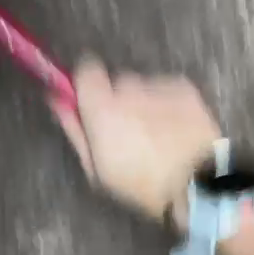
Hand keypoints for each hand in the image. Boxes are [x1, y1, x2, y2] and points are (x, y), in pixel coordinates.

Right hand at [52, 57, 222, 221]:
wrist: (195, 183)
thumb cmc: (140, 184)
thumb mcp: (96, 170)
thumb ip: (75, 130)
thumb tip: (58, 102)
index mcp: (101, 107)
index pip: (85, 70)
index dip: (86, 85)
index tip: (90, 103)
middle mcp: (129, 88)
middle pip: (116, 82)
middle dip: (118, 101)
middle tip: (126, 133)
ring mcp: (159, 86)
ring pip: (143, 87)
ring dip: (144, 104)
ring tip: (156, 137)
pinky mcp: (185, 88)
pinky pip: (167, 89)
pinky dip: (167, 105)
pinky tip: (174, 131)